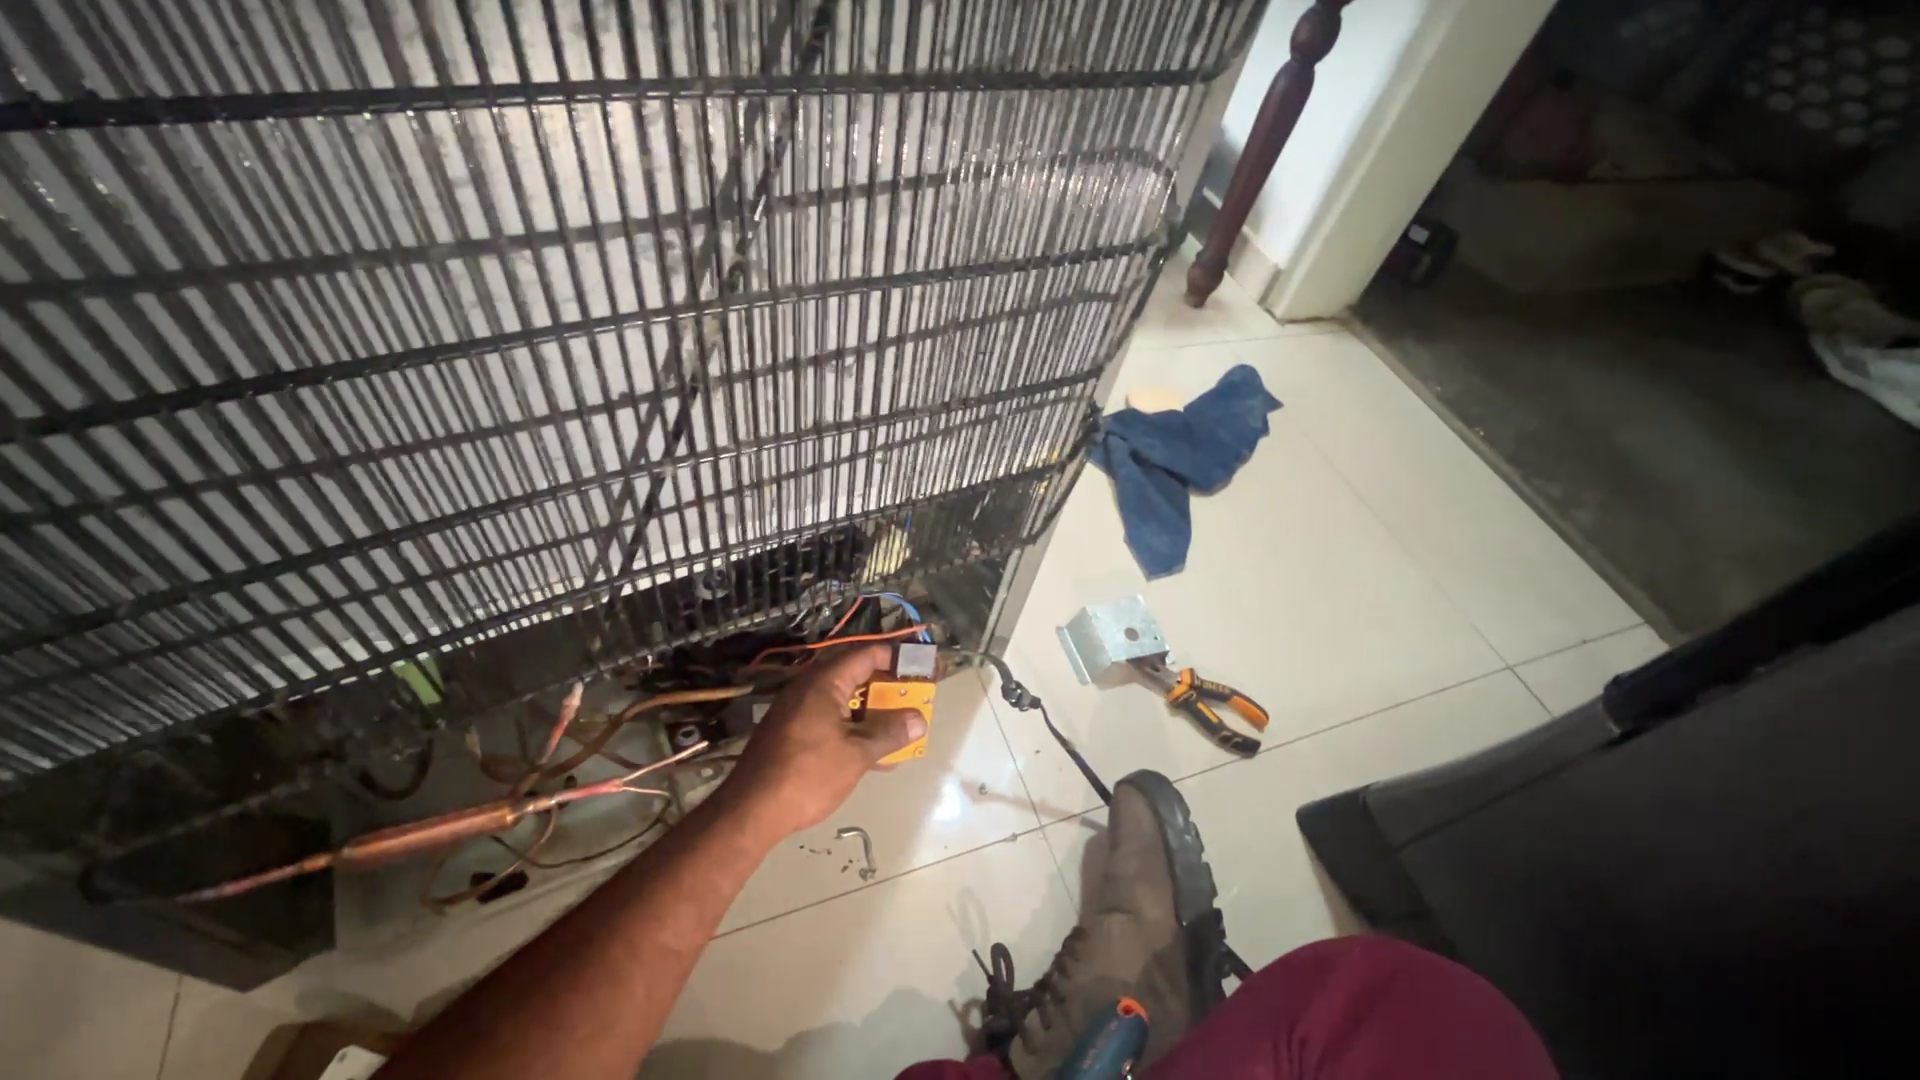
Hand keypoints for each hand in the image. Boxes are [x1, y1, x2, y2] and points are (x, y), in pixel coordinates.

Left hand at [721, 644, 926, 837]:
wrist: (752, 810)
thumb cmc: (808, 774)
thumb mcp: (857, 754)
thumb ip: (890, 733)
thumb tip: (919, 720)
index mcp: (824, 682)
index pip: (866, 654)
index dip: (897, 657)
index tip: (923, 667)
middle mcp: (809, 688)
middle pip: (856, 675)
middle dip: (889, 687)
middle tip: (916, 697)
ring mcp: (798, 711)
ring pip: (845, 702)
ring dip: (874, 713)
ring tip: (903, 728)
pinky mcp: (793, 733)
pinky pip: (832, 721)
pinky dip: (856, 730)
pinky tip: (877, 756)